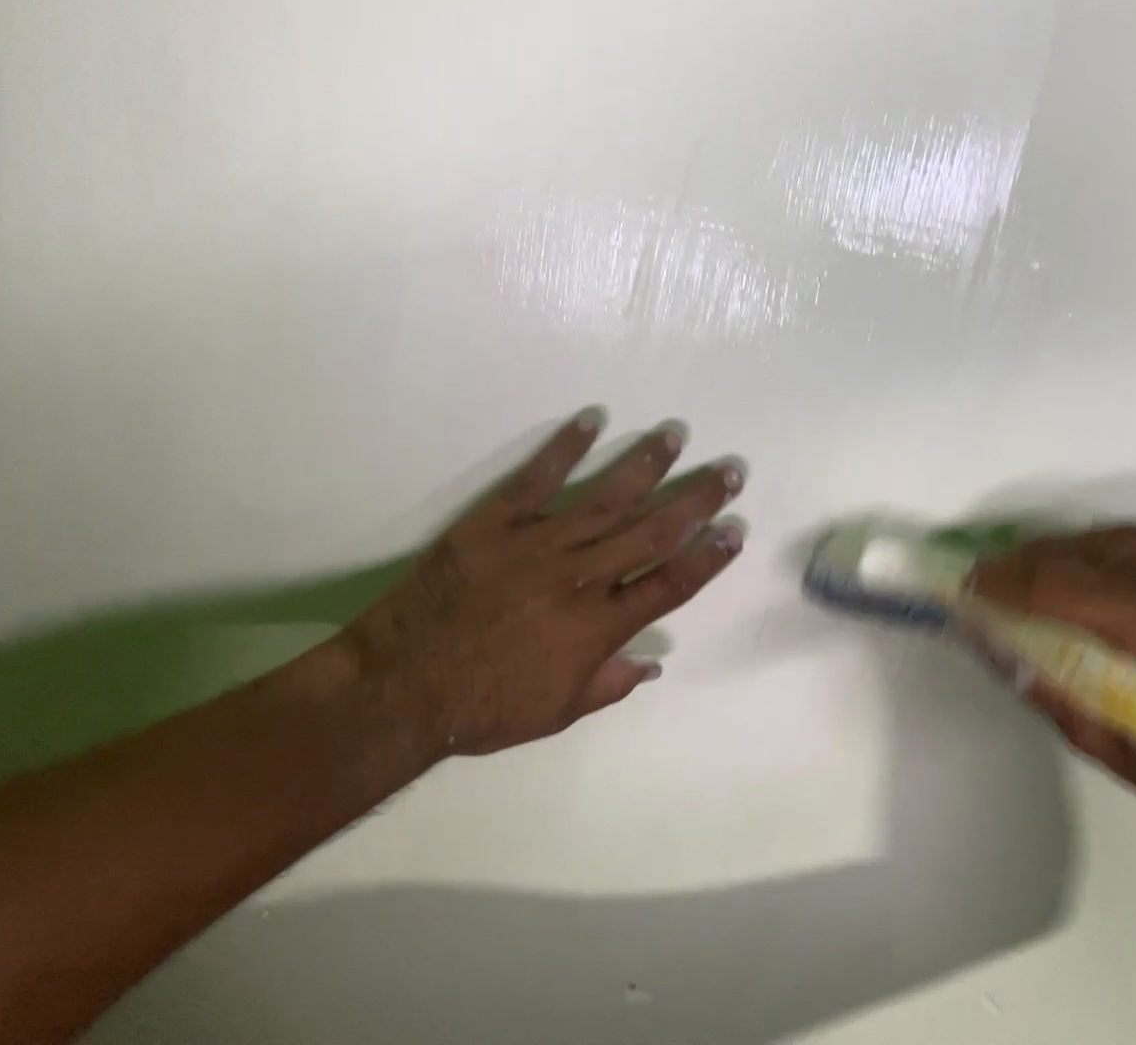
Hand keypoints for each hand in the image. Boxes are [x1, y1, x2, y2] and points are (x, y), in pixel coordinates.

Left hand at [341, 409, 744, 757]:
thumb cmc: (483, 708)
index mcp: (597, 629)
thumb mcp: (556, 714)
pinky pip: (536, 479)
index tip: (733, 531)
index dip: (707, 558)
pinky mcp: (494, 524)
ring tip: (674, 436)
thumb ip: (608, 685)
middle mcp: (579, 580)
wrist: (402, 687)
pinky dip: (565, 448)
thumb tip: (653, 664)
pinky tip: (593, 420)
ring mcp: (537, 546)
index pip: (668, 585)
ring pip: (604, 500)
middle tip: (728, 472)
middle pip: (650, 534)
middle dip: (695, 501)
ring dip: (645, 465)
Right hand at [971, 525, 1135, 841]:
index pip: (1070, 589)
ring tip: (1035, 566)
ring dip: (1073, 551)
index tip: (972, 582)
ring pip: (1128, 537)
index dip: (1011, 583)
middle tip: (995, 572)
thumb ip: (1043, 684)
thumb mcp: (1109, 747)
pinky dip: (1120, 550)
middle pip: (1095, 553)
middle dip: (1035, 561)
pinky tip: (1093, 565)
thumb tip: (985, 636)